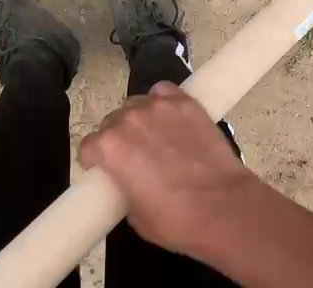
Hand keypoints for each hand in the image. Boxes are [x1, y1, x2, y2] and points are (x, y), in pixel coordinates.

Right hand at [79, 81, 259, 256]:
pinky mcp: (184, 101)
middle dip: (117, 138)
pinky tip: (170, 119)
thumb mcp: (135, 216)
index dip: (94, 160)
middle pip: (112, 122)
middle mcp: (129, 119)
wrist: (223, 207)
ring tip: (156, 138)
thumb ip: (123, 187)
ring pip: (137, 105)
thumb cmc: (176, 220)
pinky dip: (162, 102)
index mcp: (109, 147)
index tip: (104, 170)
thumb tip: (128, 179)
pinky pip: (163, 92)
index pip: (88, 145)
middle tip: (134, 158)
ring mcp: (158, 106)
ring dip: (140, 120)